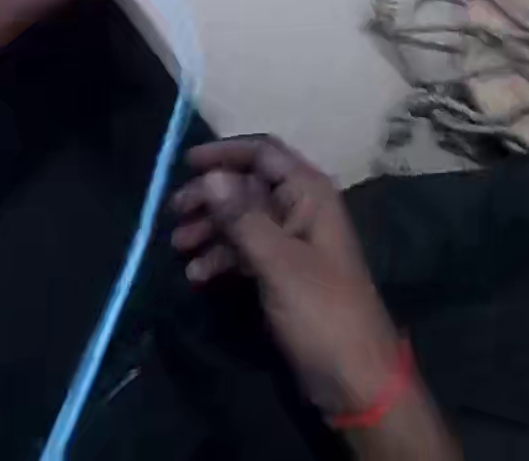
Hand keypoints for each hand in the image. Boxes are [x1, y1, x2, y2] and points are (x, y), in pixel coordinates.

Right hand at [171, 136, 404, 415]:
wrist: (355, 376)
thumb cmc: (321, 310)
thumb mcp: (278, 262)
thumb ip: (244, 216)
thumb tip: (211, 175)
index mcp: (309, 191)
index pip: (264, 153)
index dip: (225, 152)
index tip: (185, 163)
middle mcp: (302, 205)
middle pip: (249, 185)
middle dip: (211, 195)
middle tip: (173, 213)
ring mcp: (294, 238)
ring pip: (245, 217)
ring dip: (212, 227)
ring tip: (178, 246)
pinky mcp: (285, 268)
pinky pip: (248, 248)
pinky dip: (223, 255)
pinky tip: (197, 276)